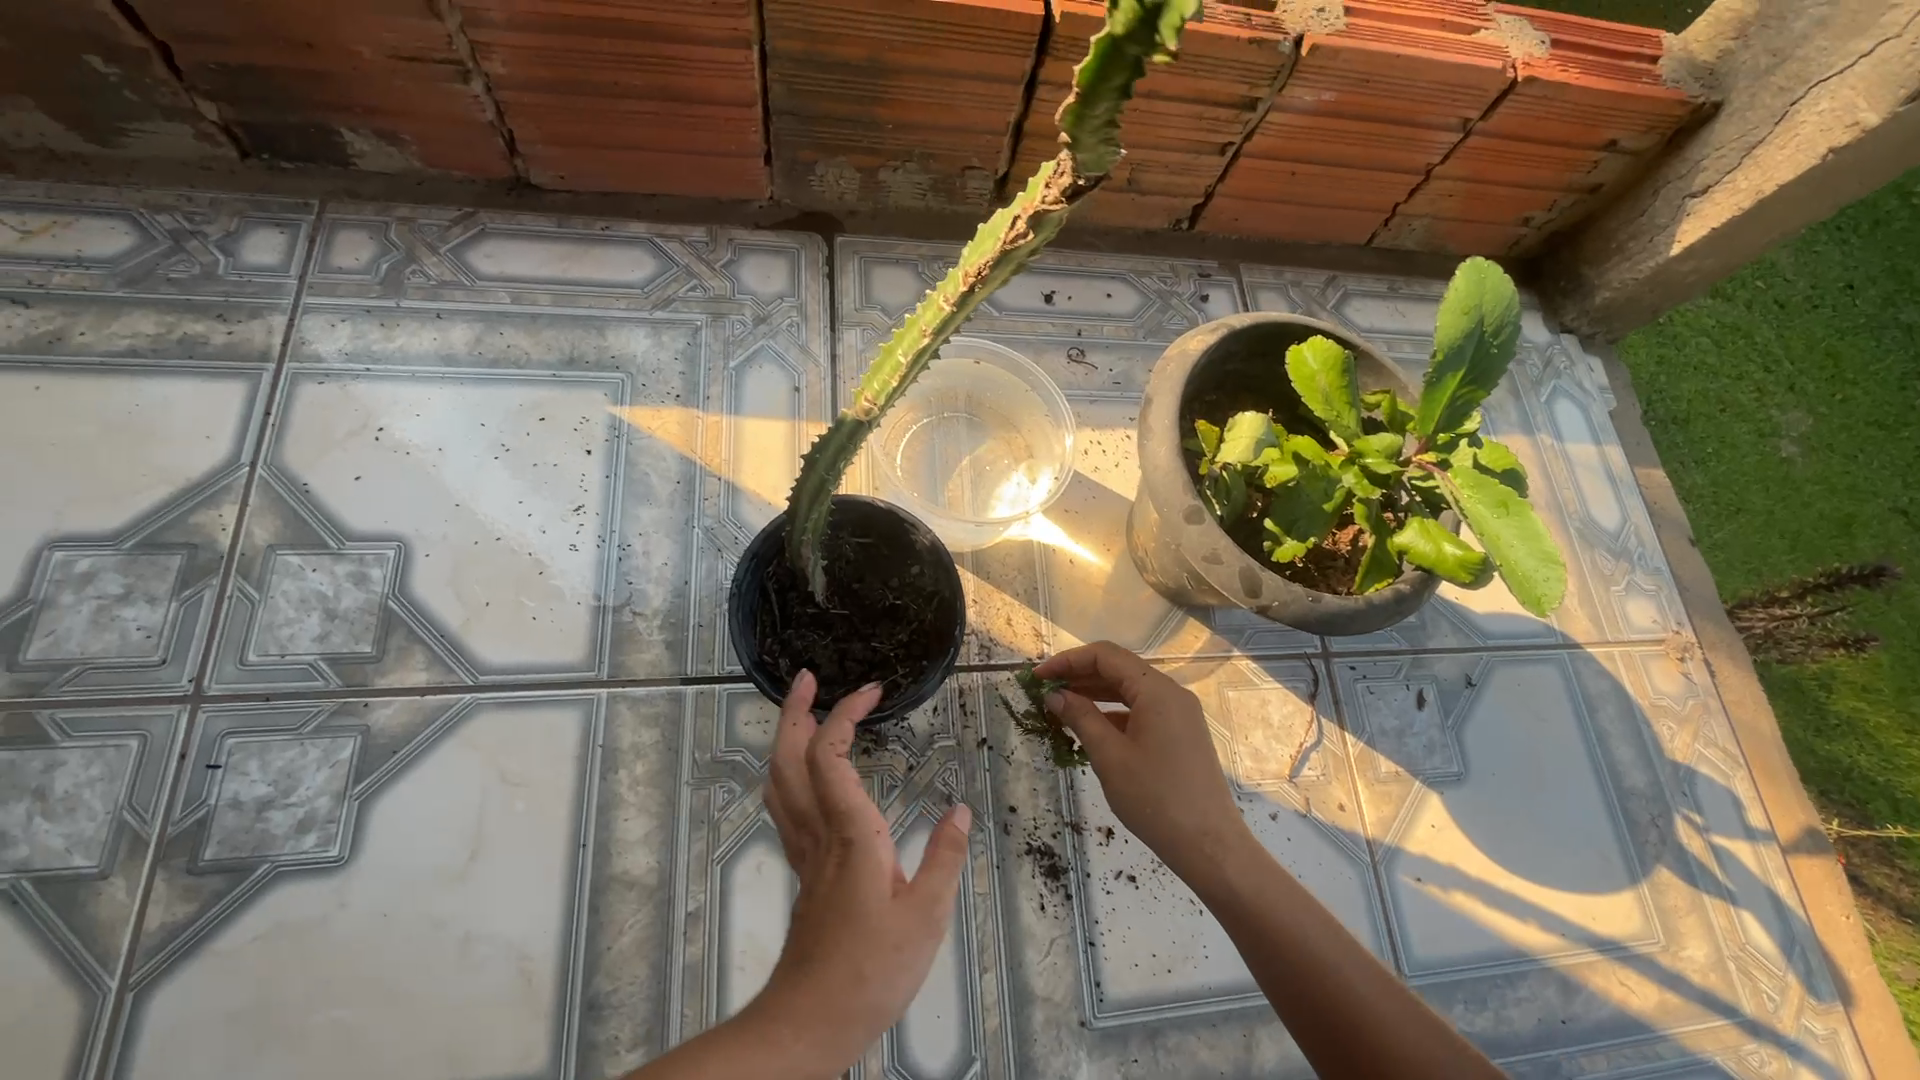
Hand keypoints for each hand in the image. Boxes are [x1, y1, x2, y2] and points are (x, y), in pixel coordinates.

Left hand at [751, 671, 972, 1075]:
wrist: (813, 1018)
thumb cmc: (872, 969)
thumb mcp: (927, 917)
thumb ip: (943, 858)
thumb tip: (960, 811)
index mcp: (850, 835)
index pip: (830, 756)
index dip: (845, 714)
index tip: (872, 691)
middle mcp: (818, 833)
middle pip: (787, 760)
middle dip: (794, 712)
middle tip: (809, 677)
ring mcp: (804, 851)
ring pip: (778, 781)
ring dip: (786, 737)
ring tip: (804, 710)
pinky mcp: (803, 869)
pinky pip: (785, 805)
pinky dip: (789, 772)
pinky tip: (806, 774)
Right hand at [1035, 642, 1251, 881]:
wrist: (1209, 845)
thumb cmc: (1155, 799)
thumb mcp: (1109, 757)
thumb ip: (1080, 718)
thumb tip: (1055, 695)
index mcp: (1157, 690)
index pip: (1106, 656)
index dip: (1068, 661)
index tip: (1038, 676)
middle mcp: (1172, 694)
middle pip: (1119, 669)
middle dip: (1079, 676)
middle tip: (1044, 691)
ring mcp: (1179, 714)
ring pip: (1130, 691)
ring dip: (1094, 694)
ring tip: (1060, 708)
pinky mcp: (1181, 734)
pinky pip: (1142, 711)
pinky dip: (1113, 714)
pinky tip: (1090, 729)